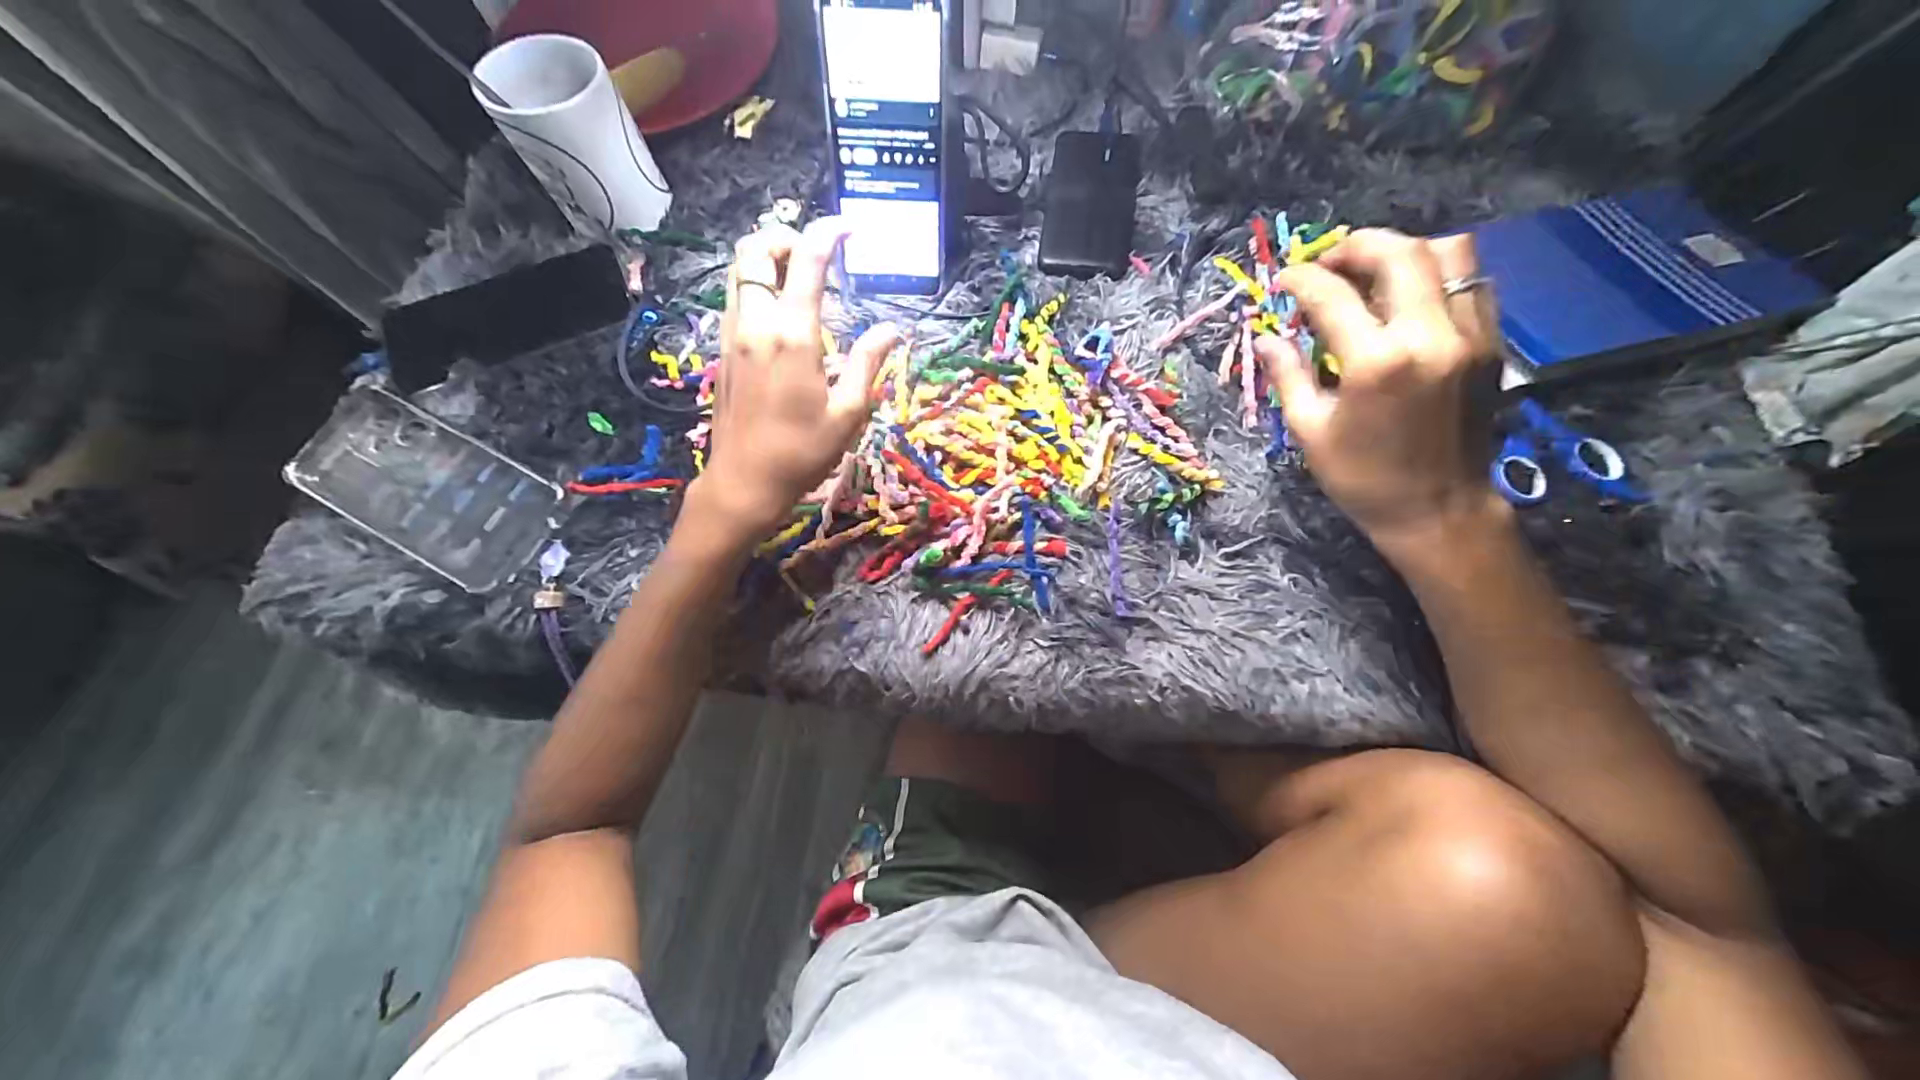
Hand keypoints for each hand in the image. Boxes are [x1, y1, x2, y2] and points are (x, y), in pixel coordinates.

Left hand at [688, 217, 902, 540]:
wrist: (744, 483)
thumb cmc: (802, 453)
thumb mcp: (848, 413)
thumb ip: (868, 363)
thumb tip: (892, 329)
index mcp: (793, 336)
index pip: (806, 262)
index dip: (828, 233)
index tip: (849, 228)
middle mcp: (756, 324)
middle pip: (754, 250)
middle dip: (785, 237)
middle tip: (814, 255)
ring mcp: (733, 335)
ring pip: (737, 270)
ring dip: (766, 260)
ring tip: (798, 277)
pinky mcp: (723, 351)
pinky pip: (734, 297)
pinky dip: (755, 286)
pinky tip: (780, 313)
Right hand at [1255, 228, 1504, 556]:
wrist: (1438, 510)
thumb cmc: (1363, 477)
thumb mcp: (1310, 430)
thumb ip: (1287, 374)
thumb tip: (1266, 337)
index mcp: (1377, 362)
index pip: (1333, 294)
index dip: (1300, 279)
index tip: (1281, 281)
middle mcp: (1430, 335)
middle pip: (1400, 252)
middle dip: (1355, 247)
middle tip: (1326, 265)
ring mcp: (1470, 334)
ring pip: (1450, 252)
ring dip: (1403, 253)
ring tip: (1370, 276)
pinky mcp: (1490, 343)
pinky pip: (1470, 281)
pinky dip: (1434, 276)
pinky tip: (1405, 301)